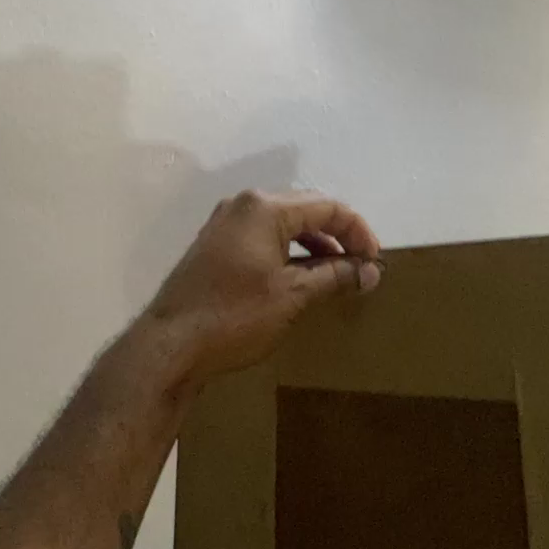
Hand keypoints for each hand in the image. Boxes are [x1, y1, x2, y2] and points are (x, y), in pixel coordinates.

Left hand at [137, 190, 383, 388]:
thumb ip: (335, 276)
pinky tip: (300, 278)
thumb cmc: (236, 315)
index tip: (376, 262)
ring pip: (282, 224)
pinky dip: (287, 252)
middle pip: (304, 209)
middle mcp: (242, 205)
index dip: (358, 232)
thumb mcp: (293, 295)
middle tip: (361, 267)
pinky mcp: (214, 245)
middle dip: (337, 235)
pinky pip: (262, 237)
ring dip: (313, 245)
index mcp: (264, 208)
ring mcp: (223, 224)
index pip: (327, 206)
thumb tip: (371, 270)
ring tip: (336, 275)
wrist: (172, 343)